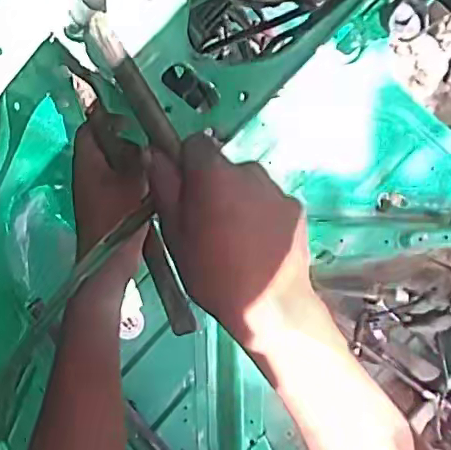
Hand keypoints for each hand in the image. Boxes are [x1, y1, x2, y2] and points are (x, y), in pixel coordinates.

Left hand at [72, 116, 148, 287]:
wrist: (109, 261)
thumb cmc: (118, 219)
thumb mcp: (135, 180)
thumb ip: (138, 157)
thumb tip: (143, 144)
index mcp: (86, 162)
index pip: (89, 127)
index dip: (108, 119)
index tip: (130, 123)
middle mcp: (84, 174)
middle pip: (102, 147)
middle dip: (125, 145)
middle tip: (147, 150)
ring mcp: (91, 192)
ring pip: (111, 168)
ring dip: (130, 166)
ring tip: (150, 171)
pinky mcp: (100, 208)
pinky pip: (115, 185)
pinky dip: (130, 183)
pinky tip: (147, 192)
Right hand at [147, 134, 318, 343]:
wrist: (271, 306)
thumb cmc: (213, 273)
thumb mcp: (174, 234)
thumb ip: (164, 188)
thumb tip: (155, 154)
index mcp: (213, 174)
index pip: (193, 143)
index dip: (183, 164)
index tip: (181, 192)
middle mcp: (248, 170)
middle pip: (221, 165)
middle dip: (211, 185)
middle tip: (204, 223)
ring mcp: (276, 188)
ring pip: (245, 183)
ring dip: (236, 199)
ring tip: (232, 239)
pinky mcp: (295, 207)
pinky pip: (267, 201)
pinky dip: (259, 214)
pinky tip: (256, 245)